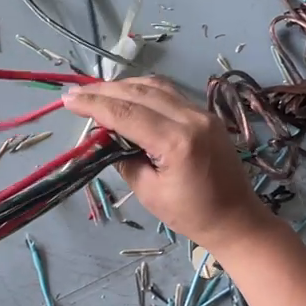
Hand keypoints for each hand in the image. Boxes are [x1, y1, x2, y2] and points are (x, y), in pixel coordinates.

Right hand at [61, 77, 274, 254]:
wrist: (237, 219)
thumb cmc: (192, 215)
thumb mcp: (149, 193)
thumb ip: (125, 160)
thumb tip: (106, 136)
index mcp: (177, 142)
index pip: (127, 114)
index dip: (94, 105)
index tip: (68, 100)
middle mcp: (192, 119)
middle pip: (139, 93)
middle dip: (104, 90)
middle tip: (75, 93)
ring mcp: (202, 114)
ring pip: (156, 87)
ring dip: (124, 86)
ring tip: (97, 93)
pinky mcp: (206, 115)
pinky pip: (170, 94)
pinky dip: (144, 92)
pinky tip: (127, 97)